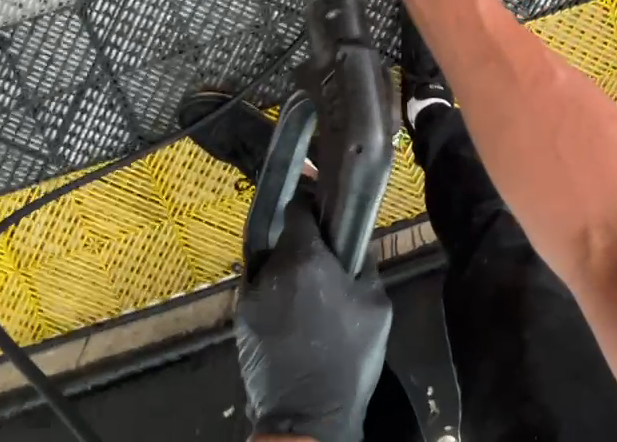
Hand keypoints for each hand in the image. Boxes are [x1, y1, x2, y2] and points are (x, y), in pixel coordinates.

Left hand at [235, 199, 391, 441]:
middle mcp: (270, 268)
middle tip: (325, 256)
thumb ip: (365, 262)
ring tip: (309, 287)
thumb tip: (355, 240)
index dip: (311, 201)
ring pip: (270, 263)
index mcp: (304, 257)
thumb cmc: (349, 357)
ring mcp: (250, 294)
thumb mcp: (376, 305)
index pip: (298, 206)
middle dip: (303, 240)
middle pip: (284, 235)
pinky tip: (293, 309)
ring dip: (287, 266)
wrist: (308, 416)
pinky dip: (274, 290)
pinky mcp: (240, 319)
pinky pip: (260, 289)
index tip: (324, 205)